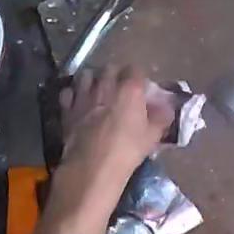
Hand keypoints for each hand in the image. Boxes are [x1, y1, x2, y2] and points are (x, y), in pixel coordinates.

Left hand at [57, 66, 174, 192]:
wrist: (93, 166)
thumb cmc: (127, 151)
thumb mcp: (152, 137)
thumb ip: (160, 118)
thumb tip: (165, 108)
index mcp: (129, 90)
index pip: (135, 69)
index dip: (137, 75)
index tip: (139, 85)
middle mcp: (106, 86)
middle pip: (109, 67)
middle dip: (114, 73)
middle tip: (118, 86)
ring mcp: (84, 95)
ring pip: (86, 75)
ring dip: (92, 79)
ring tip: (96, 90)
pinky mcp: (68, 108)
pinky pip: (68, 92)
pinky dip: (73, 94)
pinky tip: (77, 102)